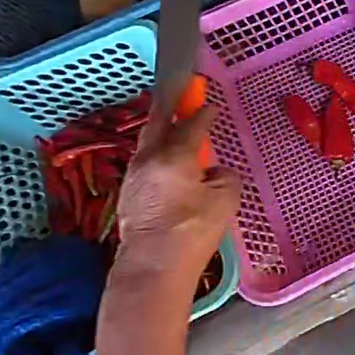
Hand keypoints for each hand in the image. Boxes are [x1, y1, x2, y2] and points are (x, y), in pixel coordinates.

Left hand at [114, 105, 239, 276]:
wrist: (152, 266)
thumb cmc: (192, 231)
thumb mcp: (225, 200)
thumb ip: (225, 177)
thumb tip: (215, 172)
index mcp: (174, 155)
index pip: (191, 126)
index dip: (203, 113)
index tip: (210, 105)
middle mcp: (149, 159)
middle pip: (158, 123)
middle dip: (169, 104)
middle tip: (177, 88)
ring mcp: (134, 176)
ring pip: (148, 143)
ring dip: (161, 131)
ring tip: (172, 125)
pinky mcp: (128, 194)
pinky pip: (145, 163)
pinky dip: (157, 153)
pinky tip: (166, 162)